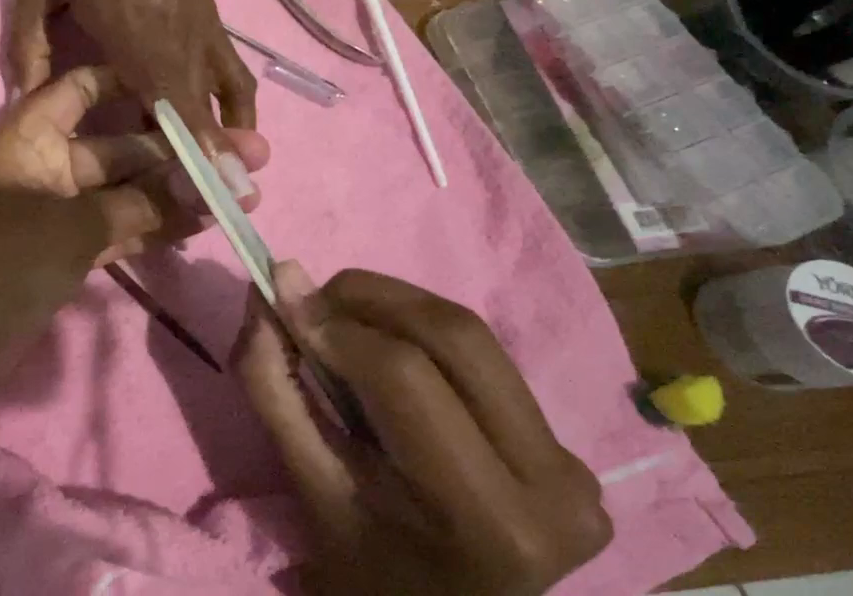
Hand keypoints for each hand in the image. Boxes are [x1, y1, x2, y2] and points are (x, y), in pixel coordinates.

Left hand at [0, 66, 269, 356]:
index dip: (132, 82)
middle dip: (178, 153)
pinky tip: (207, 224)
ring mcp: (57, 207)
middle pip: (118, 146)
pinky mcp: (68, 246)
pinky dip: (154, 227)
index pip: (82, 89)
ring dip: (177, 193)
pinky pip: (118, 226)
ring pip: (125, 191)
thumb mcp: (76, 226)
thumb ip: (144, 204)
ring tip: (246, 193)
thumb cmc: (7, 261)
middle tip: (253, 155)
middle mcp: (46, 162)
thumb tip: (210, 186)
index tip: (190, 85)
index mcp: (30, 134)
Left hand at [9, 0, 259, 203]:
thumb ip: (29, 41)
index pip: (168, 108)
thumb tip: (22, 96)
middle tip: (218, 213)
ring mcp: (205, 40)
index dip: (186, 155)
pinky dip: (241, 113)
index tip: (199, 197)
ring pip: (222, 106)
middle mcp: (179, 48)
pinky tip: (239, 143)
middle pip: (200, 119)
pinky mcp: (217, 31)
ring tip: (232, 194)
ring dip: (227, 149)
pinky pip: (237, 80)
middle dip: (209, 169)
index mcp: (133, 39)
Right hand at [234, 265, 612, 595]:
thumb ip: (275, 384)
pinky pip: (486, 361)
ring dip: (393, 307)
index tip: (280, 303)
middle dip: (368, 297)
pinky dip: (419, 334)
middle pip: (456, 338)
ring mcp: (580, 470)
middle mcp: (557, 488)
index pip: (407, 377)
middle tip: (310, 301)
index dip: (336, 326)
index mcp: (488, 518)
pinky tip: (385, 351)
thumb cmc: (363, 566)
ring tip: (340, 322)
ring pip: (473, 337)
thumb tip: (272, 286)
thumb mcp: (306, 482)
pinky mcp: (579, 453)